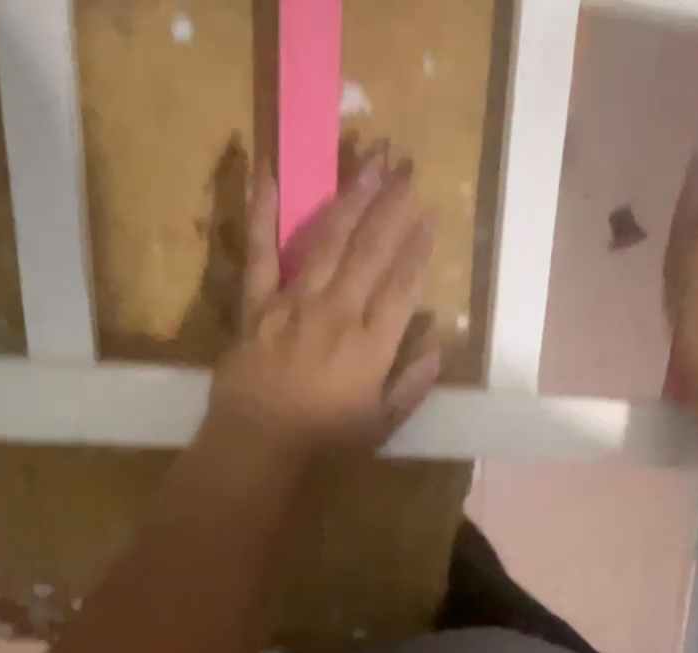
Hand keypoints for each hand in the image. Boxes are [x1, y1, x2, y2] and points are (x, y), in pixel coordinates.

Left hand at [206, 152, 441, 461]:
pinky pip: (260, 252)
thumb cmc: (324, 443)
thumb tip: (440, 347)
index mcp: (371, 344)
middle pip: (370, 249)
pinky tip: (271, 173)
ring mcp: (294, 302)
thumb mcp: (381, 424)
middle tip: (406, 164)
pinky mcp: (257, 303)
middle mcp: (337, 312)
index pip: (402, 284)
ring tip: (369, 160)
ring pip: (327, 241)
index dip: (418, 247)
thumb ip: (412, 385)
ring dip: (351, 197)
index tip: (430, 213)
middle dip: (391, 205)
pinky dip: (264, 213)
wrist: (257, 446)